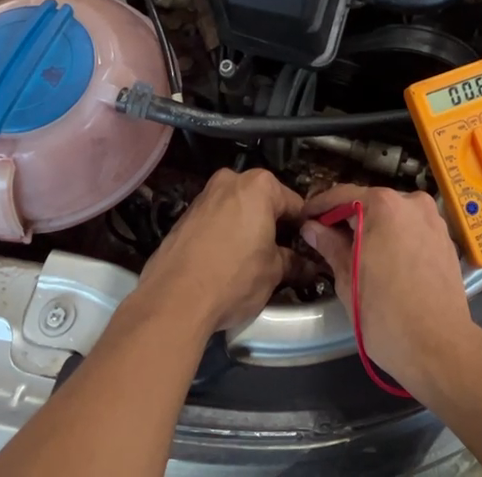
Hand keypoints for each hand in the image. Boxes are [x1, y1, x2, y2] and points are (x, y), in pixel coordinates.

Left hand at [135, 168, 304, 334]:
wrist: (172, 301)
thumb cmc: (233, 278)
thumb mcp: (273, 272)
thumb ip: (294, 262)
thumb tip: (308, 266)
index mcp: (259, 185)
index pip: (294, 204)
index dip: (303, 228)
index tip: (307, 247)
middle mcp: (230, 181)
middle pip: (263, 202)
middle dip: (273, 225)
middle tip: (281, 255)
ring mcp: (204, 197)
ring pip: (237, 210)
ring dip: (248, 229)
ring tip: (253, 261)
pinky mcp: (184, 217)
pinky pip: (216, 221)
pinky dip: (225, 235)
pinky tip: (226, 262)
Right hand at [301, 184, 478, 392]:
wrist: (439, 346)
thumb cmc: (385, 314)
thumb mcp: (347, 279)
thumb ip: (329, 245)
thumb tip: (312, 227)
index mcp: (384, 205)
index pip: (343, 195)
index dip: (320, 207)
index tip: (305, 218)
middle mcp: (412, 202)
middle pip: (371, 202)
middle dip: (348, 218)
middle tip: (325, 238)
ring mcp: (433, 219)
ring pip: (394, 216)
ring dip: (374, 228)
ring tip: (354, 252)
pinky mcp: (446, 240)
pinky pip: (413, 230)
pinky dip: (396, 238)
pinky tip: (385, 261)